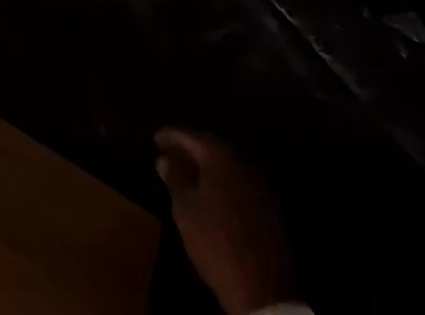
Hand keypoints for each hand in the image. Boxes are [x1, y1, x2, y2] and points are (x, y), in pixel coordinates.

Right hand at [155, 128, 291, 314]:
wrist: (262, 288)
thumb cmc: (215, 242)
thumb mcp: (185, 209)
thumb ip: (175, 178)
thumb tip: (165, 159)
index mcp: (220, 157)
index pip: (191, 137)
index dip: (171, 136)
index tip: (155, 138)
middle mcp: (243, 163)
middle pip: (212, 147)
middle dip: (189, 149)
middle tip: (169, 154)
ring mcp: (260, 185)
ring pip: (227, 165)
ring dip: (206, 165)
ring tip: (186, 173)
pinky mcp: (269, 206)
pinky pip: (239, 182)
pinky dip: (222, 181)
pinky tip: (210, 193)